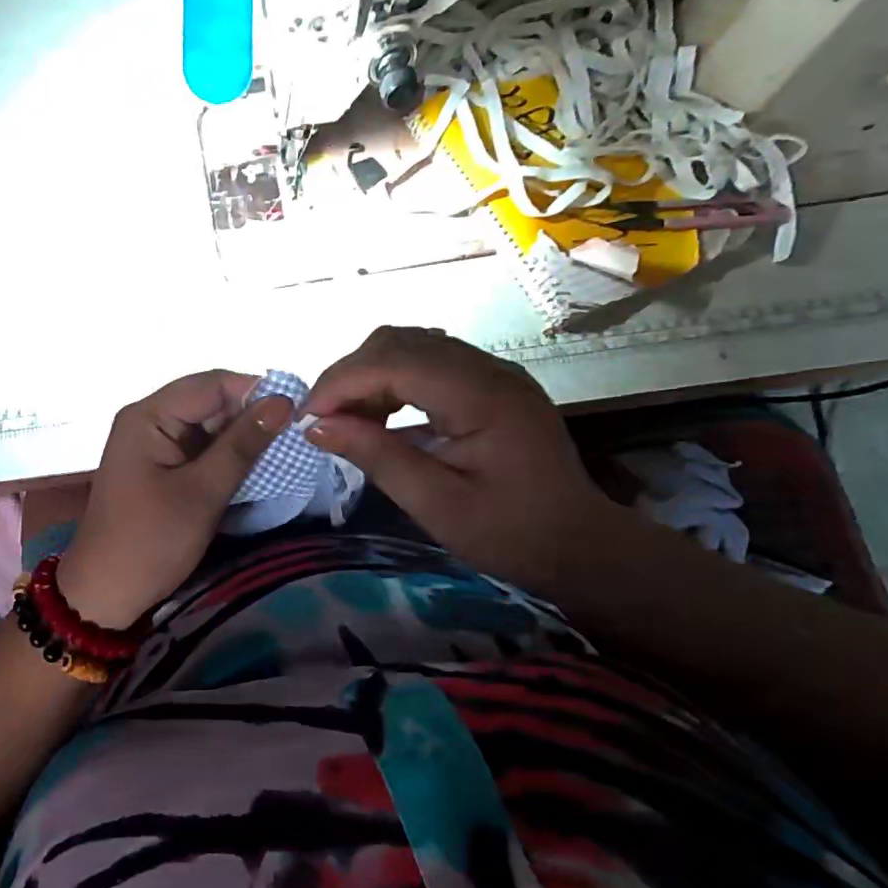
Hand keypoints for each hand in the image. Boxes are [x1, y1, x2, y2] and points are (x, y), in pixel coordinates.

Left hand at [58, 371, 293, 626]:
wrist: (106, 593)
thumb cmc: (151, 542)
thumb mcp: (203, 492)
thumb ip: (243, 444)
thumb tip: (284, 401)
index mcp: (148, 416)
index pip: (212, 383)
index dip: (255, 392)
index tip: (297, 412)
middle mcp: (149, 419)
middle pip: (210, 401)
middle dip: (250, 416)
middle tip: (294, 438)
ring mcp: (154, 443)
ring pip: (210, 425)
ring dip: (242, 438)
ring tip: (282, 453)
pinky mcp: (162, 465)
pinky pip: (202, 447)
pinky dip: (228, 456)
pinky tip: (255, 468)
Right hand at [303, 326, 611, 596]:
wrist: (580, 544)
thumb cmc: (511, 534)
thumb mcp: (438, 505)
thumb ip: (378, 458)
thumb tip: (318, 427)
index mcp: (481, 395)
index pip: (394, 361)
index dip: (341, 382)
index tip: (307, 419)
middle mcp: (489, 368)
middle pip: (400, 342)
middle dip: (350, 375)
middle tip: (324, 421)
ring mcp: (493, 372)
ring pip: (413, 346)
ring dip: (371, 376)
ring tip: (348, 421)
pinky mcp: (491, 384)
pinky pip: (430, 364)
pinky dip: (395, 382)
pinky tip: (382, 416)